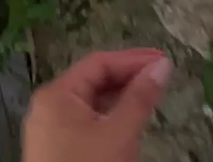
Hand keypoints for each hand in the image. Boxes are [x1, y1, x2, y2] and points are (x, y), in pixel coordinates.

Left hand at [22, 48, 171, 161]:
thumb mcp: (118, 135)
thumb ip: (140, 98)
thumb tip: (162, 65)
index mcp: (56, 94)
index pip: (99, 63)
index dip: (132, 60)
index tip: (163, 60)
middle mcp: (48, 107)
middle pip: (93, 82)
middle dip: (128, 78)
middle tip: (160, 77)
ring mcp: (50, 132)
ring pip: (90, 105)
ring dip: (120, 99)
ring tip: (150, 97)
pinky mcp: (56, 153)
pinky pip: (85, 125)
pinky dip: (109, 120)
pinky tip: (129, 125)